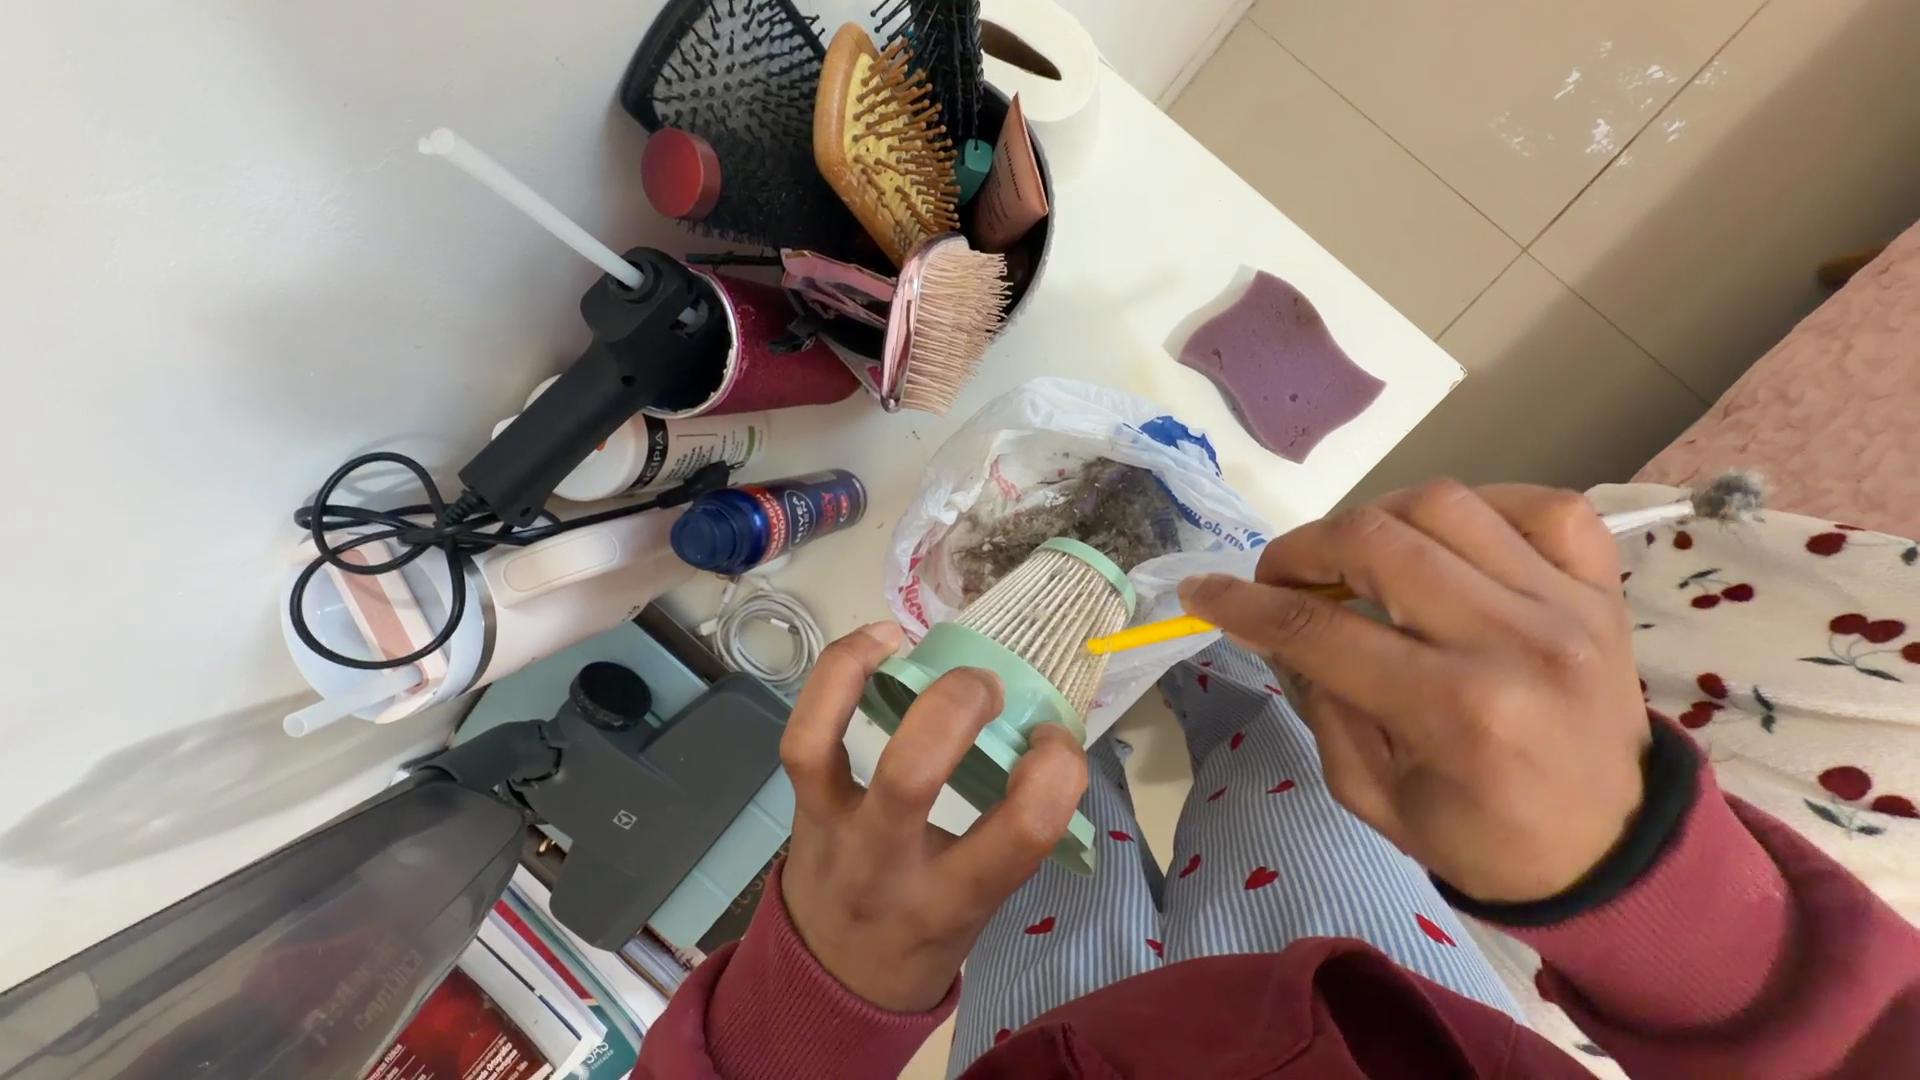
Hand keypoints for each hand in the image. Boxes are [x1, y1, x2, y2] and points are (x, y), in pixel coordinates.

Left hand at [777, 622, 1088, 1010]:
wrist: (830, 983)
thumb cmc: (925, 935)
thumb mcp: (983, 906)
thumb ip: (1009, 832)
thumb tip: (1035, 739)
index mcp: (955, 898)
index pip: (1023, 830)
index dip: (1057, 769)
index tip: (1053, 744)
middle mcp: (886, 863)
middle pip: (911, 773)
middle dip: (957, 707)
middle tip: (988, 688)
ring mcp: (833, 828)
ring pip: (827, 743)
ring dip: (870, 677)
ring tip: (905, 641)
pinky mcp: (801, 803)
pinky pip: (802, 734)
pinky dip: (835, 678)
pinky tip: (872, 645)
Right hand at [1179, 480, 1649, 903]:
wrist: (1610, 853)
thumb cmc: (1477, 835)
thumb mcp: (1367, 791)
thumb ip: (1318, 698)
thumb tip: (1277, 625)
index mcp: (1454, 711)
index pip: (1317, 628)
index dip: (1242, 604)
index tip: (1200, 592)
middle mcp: (1514, 641)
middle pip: (1374, 543)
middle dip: (1299, 550)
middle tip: (1280, 578)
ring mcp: (1566, 605)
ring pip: (1442, 503)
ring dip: (1372, 519)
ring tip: (1353, 557)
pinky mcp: (1599, 590)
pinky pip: (1538, 505)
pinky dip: (1476, 506)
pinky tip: (1442, 541)